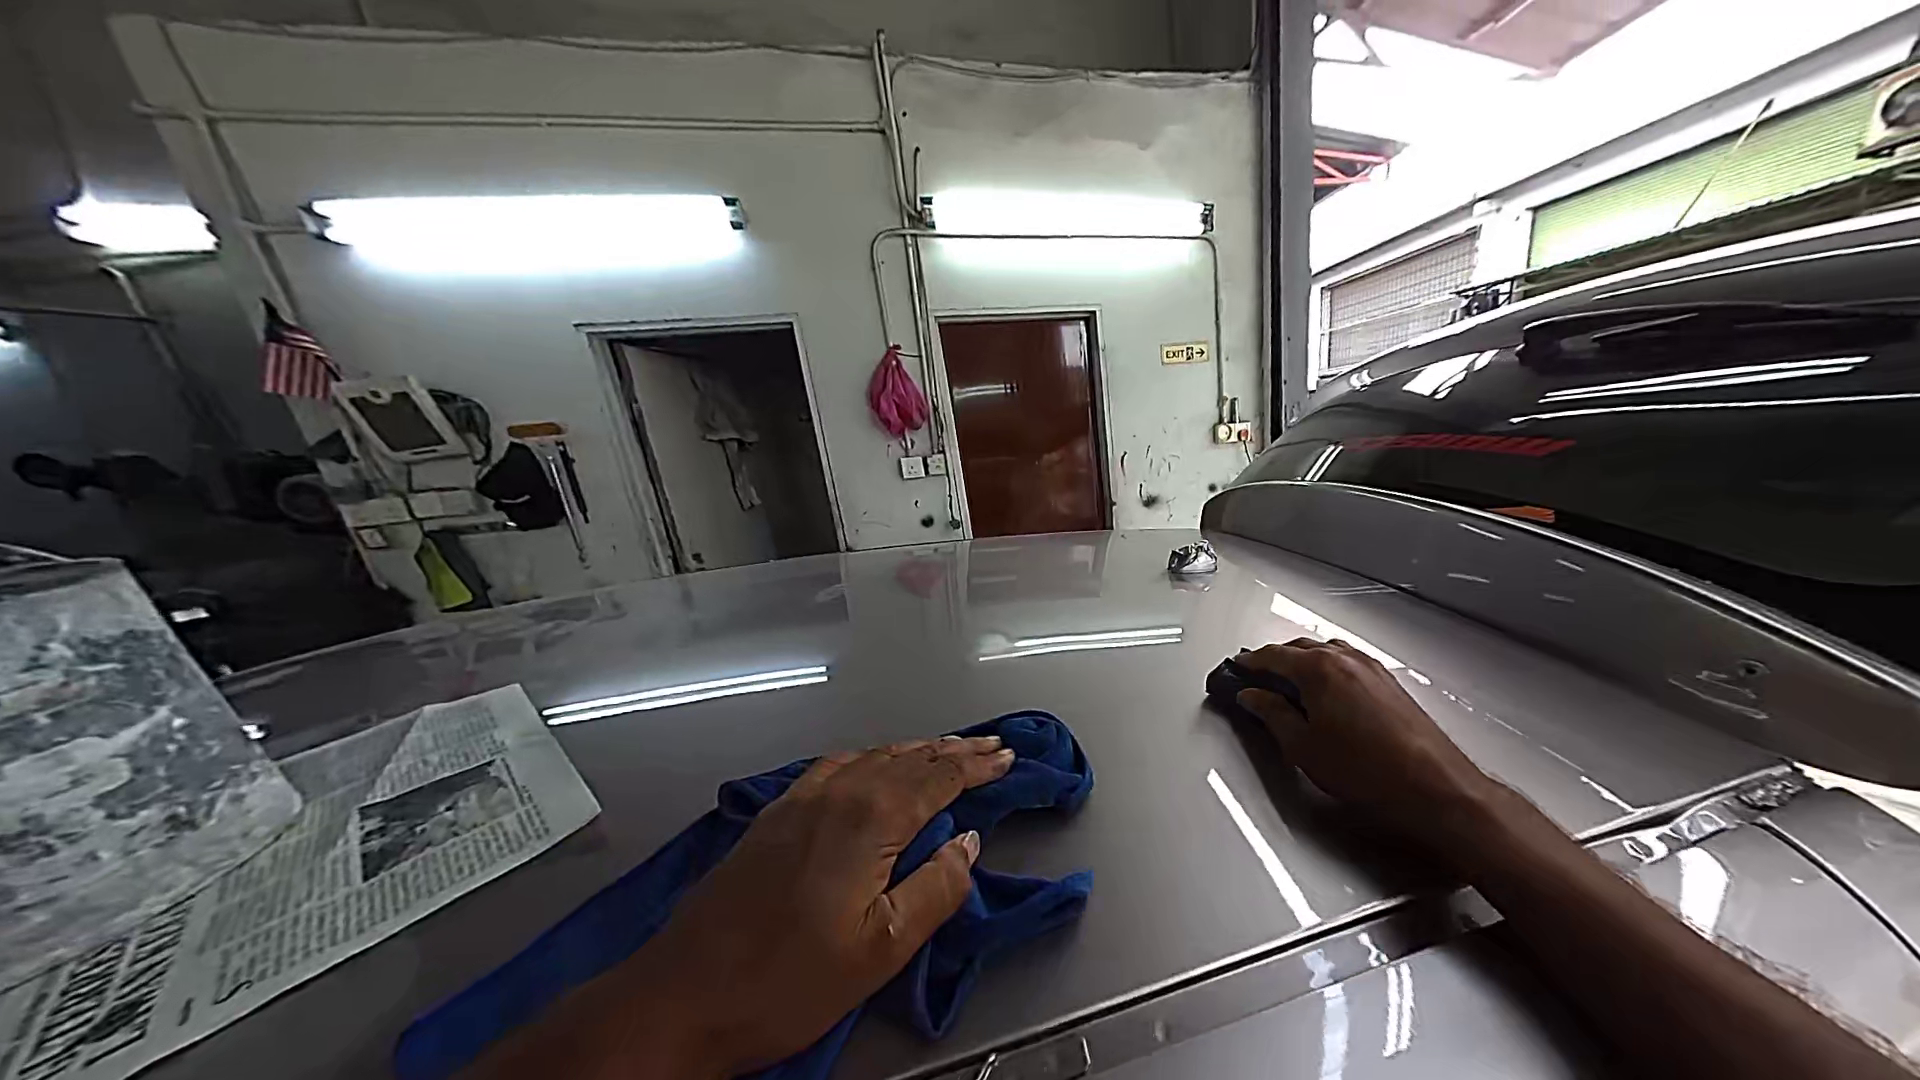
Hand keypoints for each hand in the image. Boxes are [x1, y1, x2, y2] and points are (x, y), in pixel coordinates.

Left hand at [618, 736, 1014, 1077]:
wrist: (684, 992)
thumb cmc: (789, 979)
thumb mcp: (882, 948)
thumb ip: (937, 889)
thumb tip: (968, 842)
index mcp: (870, 818)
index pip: (938, 778)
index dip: (977, 765)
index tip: (1007, 756)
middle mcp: (838, 792)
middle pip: (908, 758)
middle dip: (953, 750)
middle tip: (988, 745)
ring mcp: (802, 797)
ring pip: (874, 755)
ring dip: (915, 750)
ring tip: (944, 749)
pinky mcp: (777, 811)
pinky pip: (838, 764)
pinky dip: (872, 757)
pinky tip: (873, 765)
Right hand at [1233, 639, 1500, 854]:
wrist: (1436, 790)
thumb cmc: (1376, 771)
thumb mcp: (1301, 745)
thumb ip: (1271, 714)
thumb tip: (1254, 698)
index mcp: (1319, 669)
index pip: (1271, 655)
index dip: (1249, 662)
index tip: (1237, 668)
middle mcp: (1347, 661)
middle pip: (1298, 648)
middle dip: (1273, 660)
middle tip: (1256, 677)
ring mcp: (1372, 670)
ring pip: (1325, 652)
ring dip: (1302, 663)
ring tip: (1288, 685)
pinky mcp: (1390, 685)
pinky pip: (1347, 663)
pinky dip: (1327, 670)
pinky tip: (1324, 693)